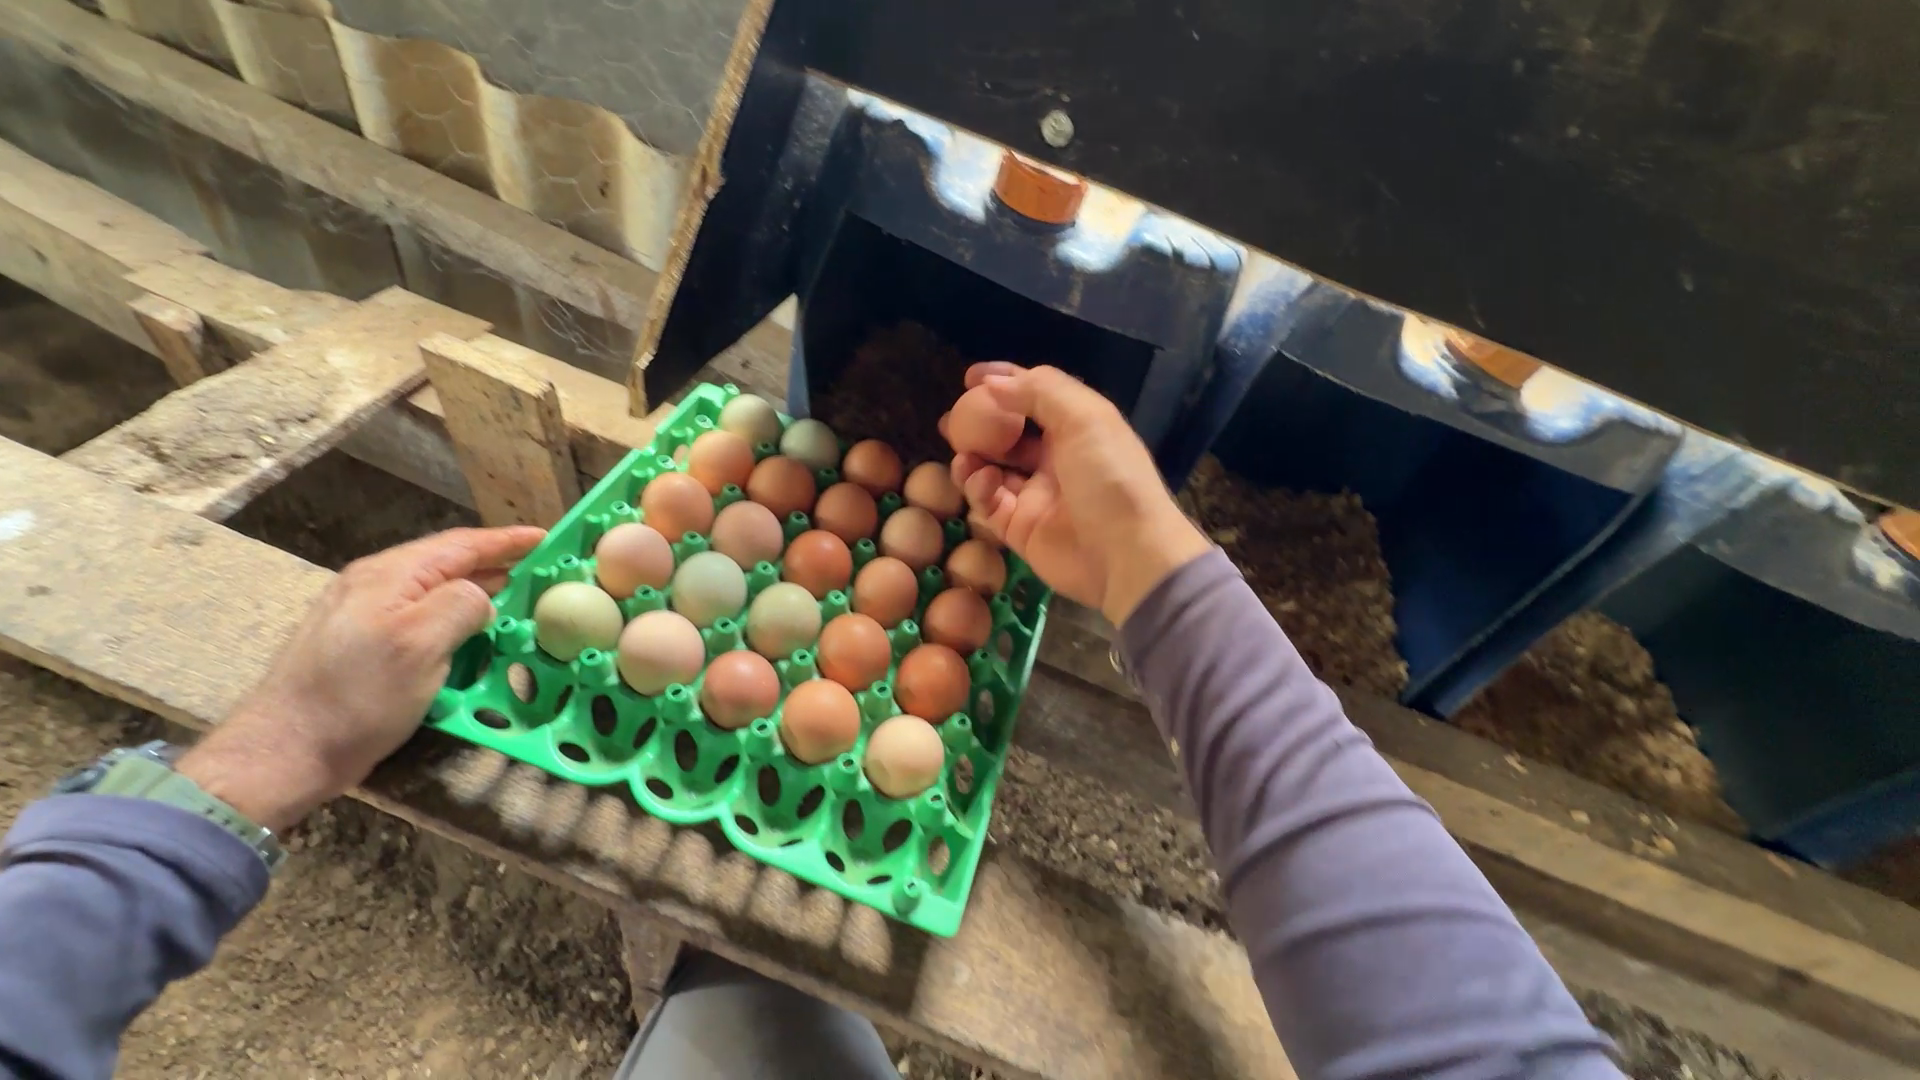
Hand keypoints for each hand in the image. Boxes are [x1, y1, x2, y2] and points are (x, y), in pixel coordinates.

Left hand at [178, 526, 544, 830]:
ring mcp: (367, 616)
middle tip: (542, 572)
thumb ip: (461, 605)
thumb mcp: (420, 644)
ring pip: (438, 592)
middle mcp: (376, 586)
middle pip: (450, 564)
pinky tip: (476, 635)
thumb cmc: (357, 696)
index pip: (462, 545)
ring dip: (481, 593)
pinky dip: (459, 620)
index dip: (508, 541)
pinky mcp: (366, 647)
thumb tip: (485, 595)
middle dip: (498, 564)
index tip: (548, 539)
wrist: (284, 753)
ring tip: (519, 601)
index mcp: (390, 576)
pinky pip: (425, 619)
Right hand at [944, 363, 1211, 625]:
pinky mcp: (1019, 529)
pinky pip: (988, 503)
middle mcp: (1055, 459)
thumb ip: (1039, 392)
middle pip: (1007, 434)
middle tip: (952, 422)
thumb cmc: (1110, 477)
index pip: (1034, 396)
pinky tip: (983, 482)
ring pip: (991, 469)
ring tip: (964, 454)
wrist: (1126, 554)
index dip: (1004, 382)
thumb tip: (993, 384)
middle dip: (978, 425)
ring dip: (972, 458)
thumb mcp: (1085, 418)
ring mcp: (1035, 496)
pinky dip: (979, 489)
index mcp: (1076, 429)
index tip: (969, 377)